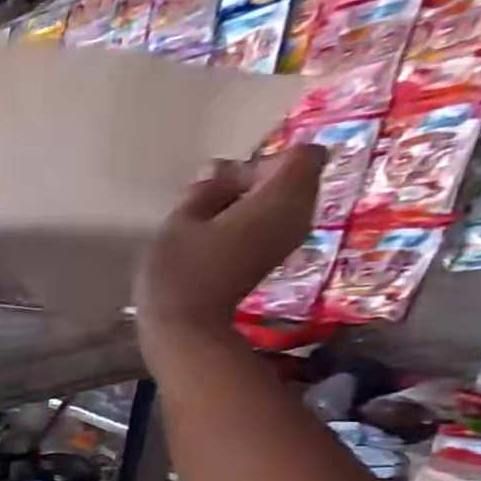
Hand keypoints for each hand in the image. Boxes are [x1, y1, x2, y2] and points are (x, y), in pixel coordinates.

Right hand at [134, 145, 327, 338]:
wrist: (186, 326)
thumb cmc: (179, 271)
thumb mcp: (179, 223)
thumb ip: (203, 191)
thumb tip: (217, 170)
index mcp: (281, 199)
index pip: (301, 155)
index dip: (263, 159)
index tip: (225, 181)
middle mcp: (298, 215)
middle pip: (295, 177)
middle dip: (255, 179)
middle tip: (208, 200)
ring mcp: (289, 238)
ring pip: (283, 200)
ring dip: (249, 201)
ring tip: (206, 219)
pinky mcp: (273, 256)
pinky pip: (273, 222)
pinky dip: (249, 221)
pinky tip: (214, 237)